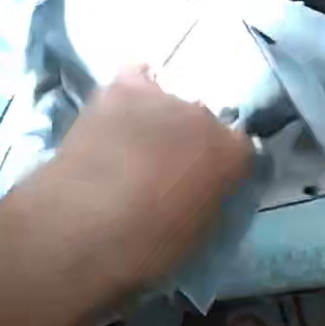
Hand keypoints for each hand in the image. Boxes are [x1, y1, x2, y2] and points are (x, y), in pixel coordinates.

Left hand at [0, 69, 253, 323]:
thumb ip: (209, 198)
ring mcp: (162, 96)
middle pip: (204, 118)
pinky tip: (116, 111)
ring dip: (158, 116)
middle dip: (190, 139)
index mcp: (233, 154)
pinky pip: (133, 76)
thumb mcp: (197, 234)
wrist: (82, 226)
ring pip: (168, 97)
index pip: (242, 148)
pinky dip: (130, 90)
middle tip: (164, 166)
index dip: (222, 166)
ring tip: (133, 141)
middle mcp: (205, 115)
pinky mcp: (119, 88)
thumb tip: (201, 188)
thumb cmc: (145, 249)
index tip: (204, 182)